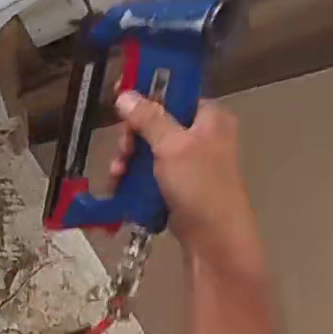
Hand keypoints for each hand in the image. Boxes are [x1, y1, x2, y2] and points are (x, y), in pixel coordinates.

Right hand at [110, 92, 265, 276]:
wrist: (214, 240)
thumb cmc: (201, 187)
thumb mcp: (173, 147)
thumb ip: (148, 118)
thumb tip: (124, 95)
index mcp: (209, 117)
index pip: (173, 93)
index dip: (145, 95)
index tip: (119, 100)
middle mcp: (201, 134)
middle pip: (153, 121)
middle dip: (131, 138)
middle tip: (123, 152)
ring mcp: (188, 160)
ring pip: (146, 147)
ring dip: (127, 160)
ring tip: (118, 175)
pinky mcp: (176, 182)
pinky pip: (147, 169)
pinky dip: (132, 176)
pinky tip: (120, 185)